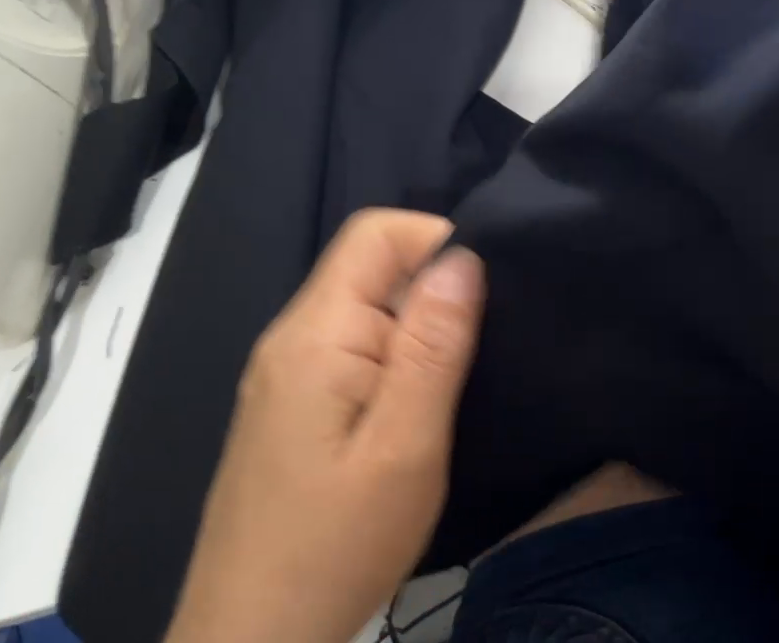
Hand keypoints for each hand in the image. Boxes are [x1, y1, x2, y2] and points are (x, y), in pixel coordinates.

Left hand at [165, 210, 485, 642]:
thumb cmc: (336, 545)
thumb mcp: (405, 444)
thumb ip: (434, 344)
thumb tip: (464, 256)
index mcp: (315, 335)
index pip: (376, 234)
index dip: (439, 239)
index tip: (489, 289)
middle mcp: (293, 340)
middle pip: (373, 267)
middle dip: (438, 285)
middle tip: (488, 340)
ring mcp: (288, 375)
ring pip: (369, 308)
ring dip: (423, 324)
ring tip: (465, 371)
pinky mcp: (295, 406)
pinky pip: (357, 346)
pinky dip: (401, 354)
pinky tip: (425, 402)